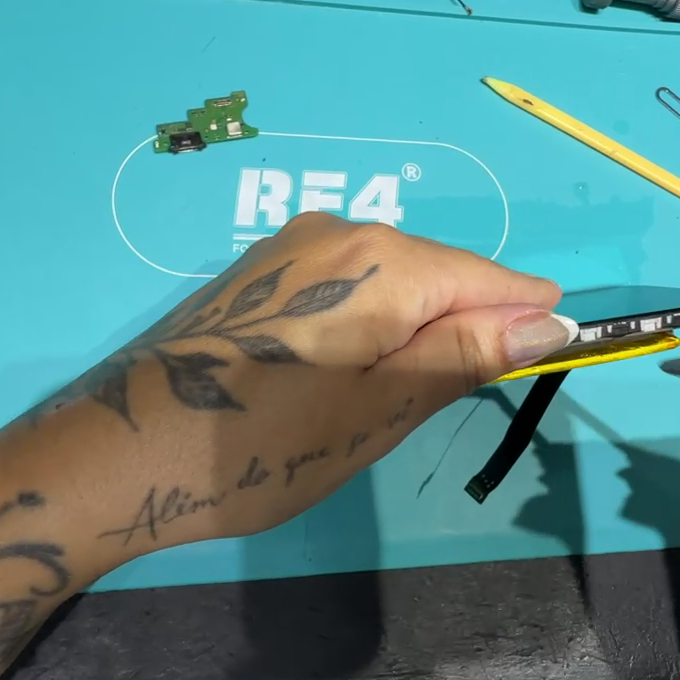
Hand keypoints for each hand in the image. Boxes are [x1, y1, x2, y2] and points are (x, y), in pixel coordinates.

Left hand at [25, 213, 570, 553]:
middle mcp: (338, 228)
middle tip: (452, 399)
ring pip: (392, 279)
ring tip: (394, 396)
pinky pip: (347, 284)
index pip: (485, 276)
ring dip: (416, 328)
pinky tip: (348, 369)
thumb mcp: (382, 409)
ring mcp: (291, 245)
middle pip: (438, 272)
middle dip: (466, 326)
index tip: (558, 351)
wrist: (121, 451)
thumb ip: (467, 354)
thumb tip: (551, 321)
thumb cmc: (265, 446)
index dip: (526, 315)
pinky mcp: (262, 270)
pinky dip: (371, 322)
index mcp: (380, 259)